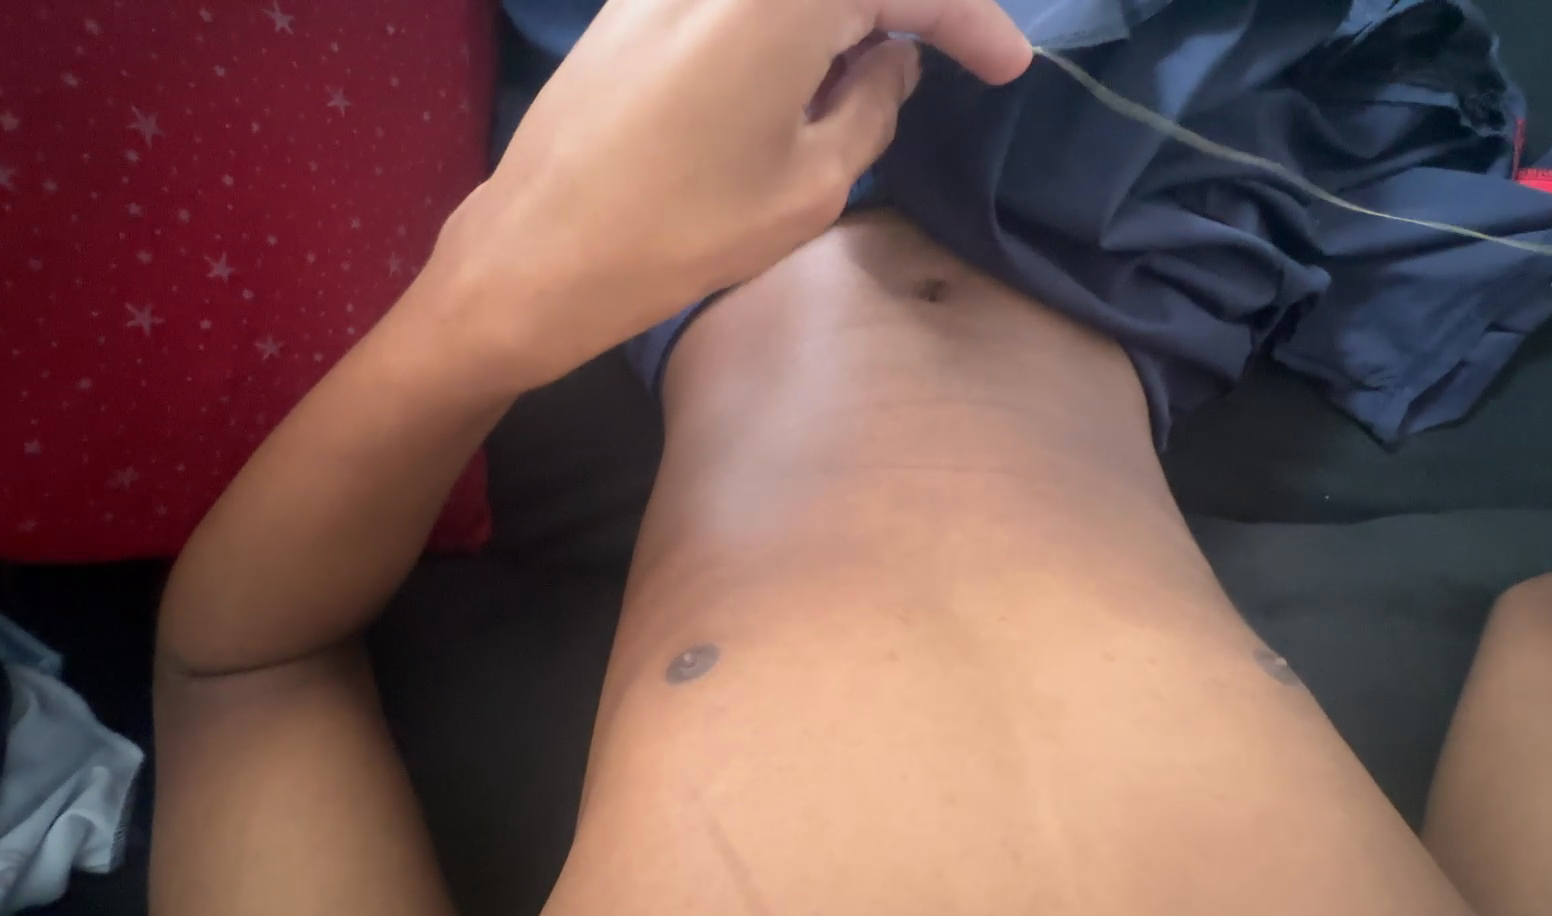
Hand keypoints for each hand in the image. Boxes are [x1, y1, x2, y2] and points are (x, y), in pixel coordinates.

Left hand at [420, 0, 1030, 391]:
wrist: (542, 254)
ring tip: (844, 107)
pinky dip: (784, 33)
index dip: (970, 19)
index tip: (1008, 66)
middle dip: (901, 19)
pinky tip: (784, 93)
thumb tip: (891, 59)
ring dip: (838, 32)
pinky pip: (736, 4)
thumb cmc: (685, 233)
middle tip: (923, 77)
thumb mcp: (810, 187)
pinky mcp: (633, 4)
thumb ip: (870, 107)